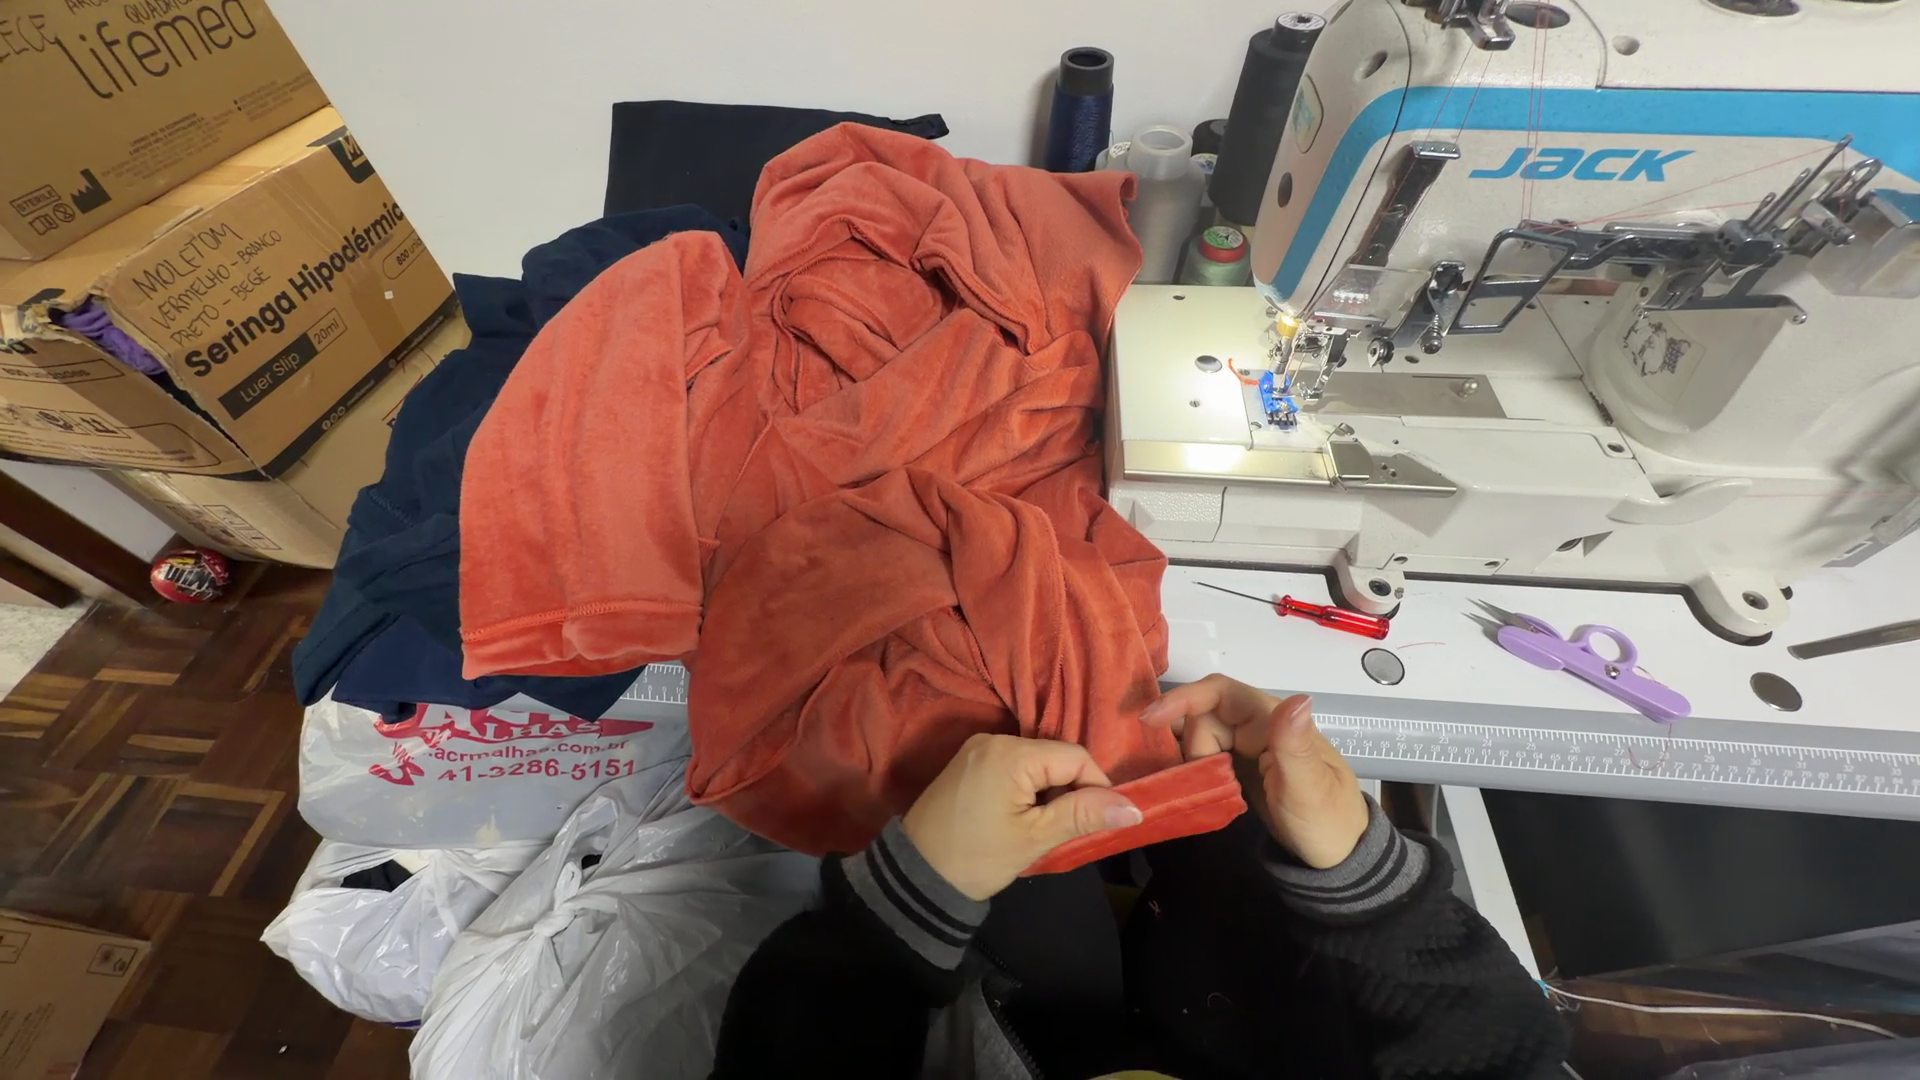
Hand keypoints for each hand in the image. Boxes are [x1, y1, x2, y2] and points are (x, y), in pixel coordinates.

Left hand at [902, 734, 1143, 900]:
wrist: (916, 875)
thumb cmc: (978, 857)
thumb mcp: (1035, 838)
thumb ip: (1083, 815)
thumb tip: (1133, 807)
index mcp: (1011, 753)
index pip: (1074, 756)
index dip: (1095, 786)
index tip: (1098, 820)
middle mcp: (995, 739)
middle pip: (1054, 756)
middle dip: (1071, 789)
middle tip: (1069, 828)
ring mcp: (979, 748)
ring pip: (1035, 761)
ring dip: (1049, 789)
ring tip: (1044, 826)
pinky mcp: (969, 761)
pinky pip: (1013, 765)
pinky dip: (1027, 787)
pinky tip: (1023, 816)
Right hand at [1139, 674, 1367, 868]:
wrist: (1341, 861)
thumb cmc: (1328, 823)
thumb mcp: (1309, 790)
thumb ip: (1294, 746)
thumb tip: (1296, 699)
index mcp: (1273, 719)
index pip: (1218, 693)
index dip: (1182, 699)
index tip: (1150, 720)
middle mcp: (1256, 724)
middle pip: (1202, 717)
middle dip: (1189, 745)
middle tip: (1195, 781)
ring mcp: (1246, 745)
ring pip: (1198, 735)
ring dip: (1188, 758)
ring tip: (1190, 786)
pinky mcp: (1238, 765)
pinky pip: (1203, 754)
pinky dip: (1190, 765)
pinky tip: (1187, 784)